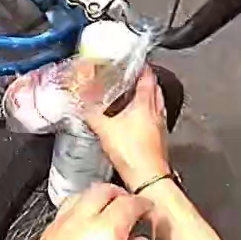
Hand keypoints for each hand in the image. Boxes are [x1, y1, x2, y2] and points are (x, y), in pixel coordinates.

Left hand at [0, 183, 152, 239]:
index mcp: (104, 231)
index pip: (128, 203)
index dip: (142, 203)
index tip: (147, 209)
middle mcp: (77, 224)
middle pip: (100, 190)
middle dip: (118, 194)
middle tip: (129, 206)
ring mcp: (55, 231)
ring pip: (77, 198)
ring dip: (95, 200)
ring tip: (106, 214)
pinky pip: (61, 216)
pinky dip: (76, 215)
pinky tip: (82, 233)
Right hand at [85, 66, 169, 188]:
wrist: (149, 178)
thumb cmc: (133, 153)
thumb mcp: (105, 128)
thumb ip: (91, 112)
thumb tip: (80, 101)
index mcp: (146, 102)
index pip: (148, 76)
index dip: (141, 66)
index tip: (133, 60)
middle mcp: (157, 111)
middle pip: (154, 87)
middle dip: (143, 79)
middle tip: (132, 75)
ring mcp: (160, 125)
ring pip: (156, 102)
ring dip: (146, 95)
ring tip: (132, 95)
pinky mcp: (159, 138)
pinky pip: (154, 117)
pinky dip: (146, 112)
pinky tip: (135, 119)